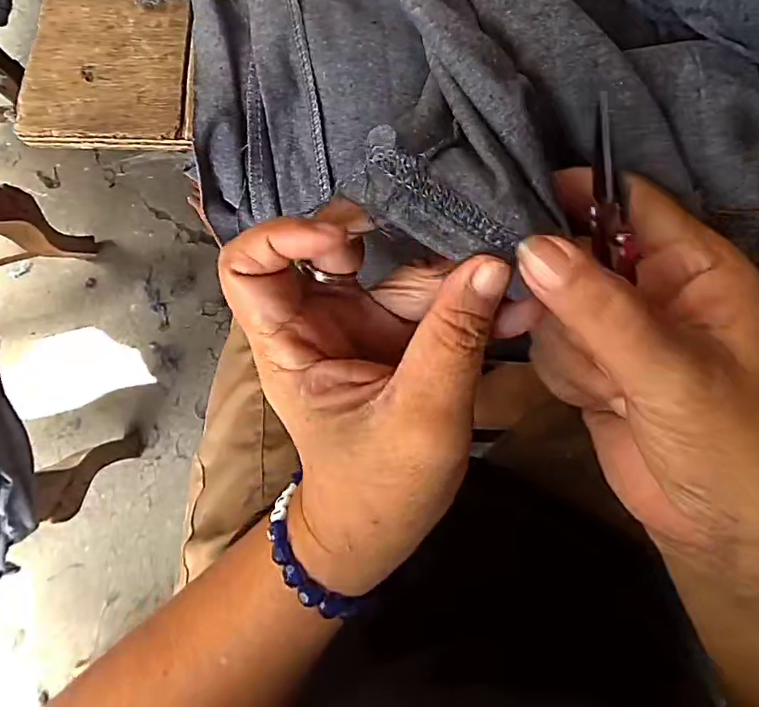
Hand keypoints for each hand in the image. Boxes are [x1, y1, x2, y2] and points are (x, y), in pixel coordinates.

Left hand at [218, 200, 517, 595]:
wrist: (385, 529)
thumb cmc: (378, 487)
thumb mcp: (420, 417)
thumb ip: (454, 339)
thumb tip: (492, 265)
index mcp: (286, 340)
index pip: (246, 265)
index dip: (280, 236)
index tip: (342, 243)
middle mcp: (314, 317)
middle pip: (322, 243)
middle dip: (374, 229)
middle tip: (429, 229)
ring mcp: (356, 318)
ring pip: (388, 261)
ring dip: (444, 265)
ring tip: (502, 269)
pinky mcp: (395, 327)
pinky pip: (427, 292)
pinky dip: (466, 294)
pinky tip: (512, 304)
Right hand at [518, 169, 758, 572]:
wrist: (731, 543)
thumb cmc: (736, 448)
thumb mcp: (673, 373)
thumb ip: (599, 307)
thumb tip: (530, 244)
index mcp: (694, 265)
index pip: (627, 199)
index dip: (575, 191)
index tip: (515, 198)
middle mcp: (652, 284)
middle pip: (574, 245)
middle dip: (559, 285)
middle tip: (549, 314)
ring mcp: (618, 324)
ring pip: (552, 298)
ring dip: (567, 341)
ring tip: (609, 384)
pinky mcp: (592, 360)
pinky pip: (548, 339)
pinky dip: (563, 369)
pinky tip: (599, 400)